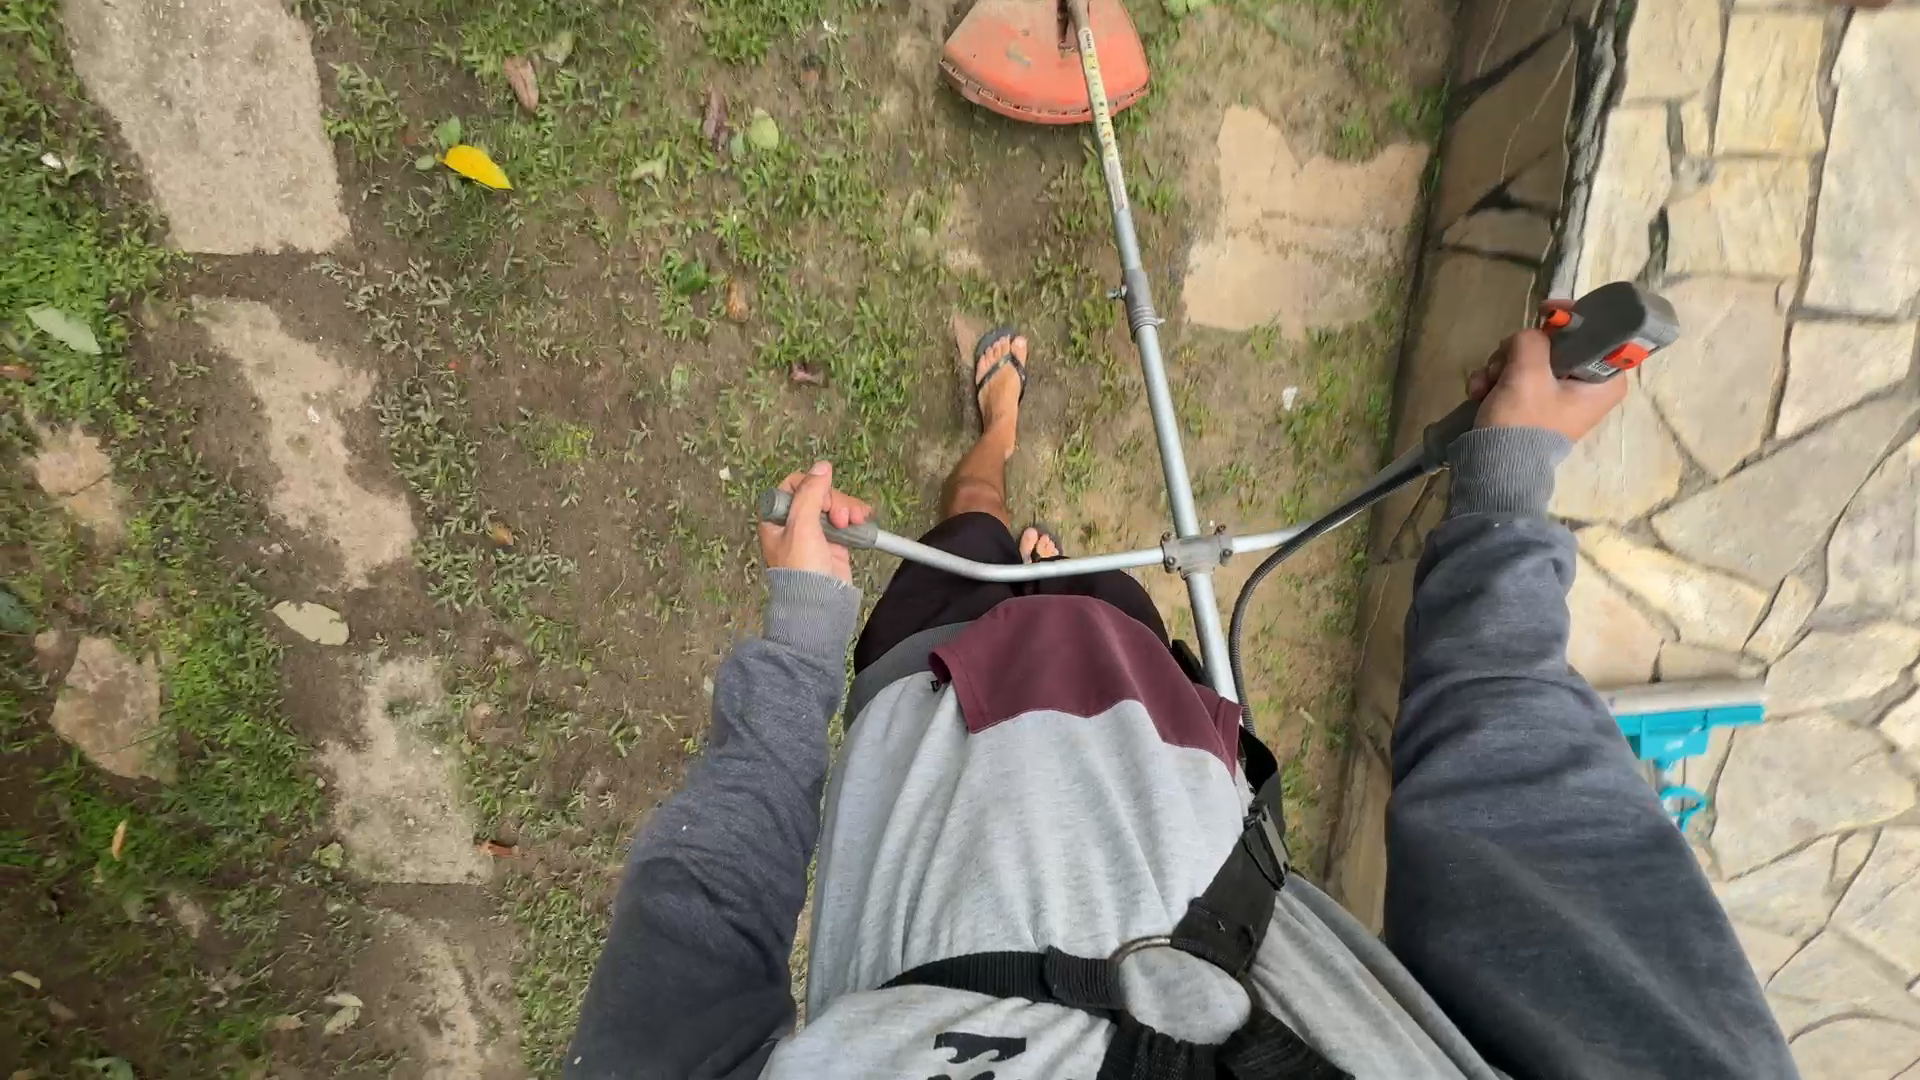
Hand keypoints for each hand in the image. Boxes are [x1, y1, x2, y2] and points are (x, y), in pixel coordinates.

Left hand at [757, 461, 871, 583]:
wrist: (820, 602)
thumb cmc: (802, 570)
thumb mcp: (801, 526)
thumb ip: (810, 493)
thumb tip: (822, 466)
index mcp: (776, 518)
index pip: (794, 486)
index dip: (812, 488)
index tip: (823, 500)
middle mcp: (794, 523)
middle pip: (818, 494)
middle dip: (835, 501)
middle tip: (841, 517)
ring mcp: (815, 533)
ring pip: (834, 506)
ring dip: (847, 508)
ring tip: (855, 520)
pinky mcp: (834, 542)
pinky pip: (846, 520)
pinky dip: (855, 518)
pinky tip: (862, 520)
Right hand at [1467, 303, 1628, 440]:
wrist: (1494, 467)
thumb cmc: (1522, 422)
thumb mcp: (1526, 375)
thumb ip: (1530, 342)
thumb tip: (1524, 336)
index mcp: (1605, 380)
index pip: (1597, 334)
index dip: (1569, 319)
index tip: (1544, 312)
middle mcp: (1586, 388)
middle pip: (1553, 348)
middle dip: (1517, 353)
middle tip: (1500, 366)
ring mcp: (1556, 399)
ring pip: (1527, 363)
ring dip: (1498, 369)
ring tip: (1483, 387)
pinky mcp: (1531, 408)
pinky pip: (1513, 381)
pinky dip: (1493, 384)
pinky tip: (1478, 394)